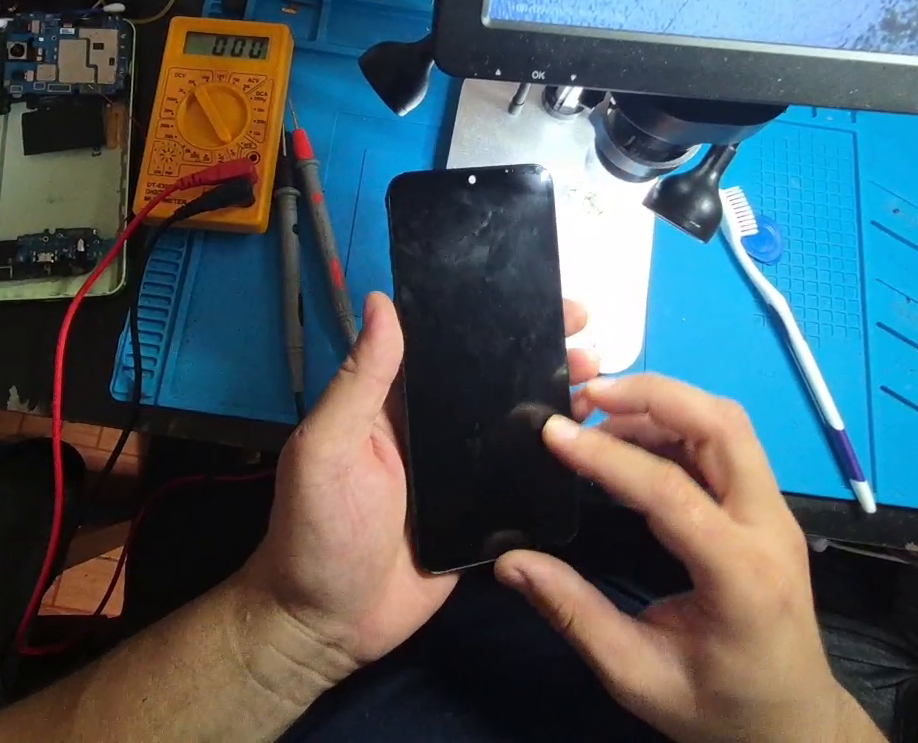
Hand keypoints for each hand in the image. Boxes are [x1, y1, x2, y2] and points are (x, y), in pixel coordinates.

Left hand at [234, 291, 600, 689]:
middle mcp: (433, 424)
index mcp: (395, 398)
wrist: (332, 623)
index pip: (446, 342)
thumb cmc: (318, 527)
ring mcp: (461, 468)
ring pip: (515, 419)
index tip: (536, 294)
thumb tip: (382, 300)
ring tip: (599, 376)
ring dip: (554, 393)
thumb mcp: (328, 446)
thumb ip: (359, 379)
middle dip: (538, 349)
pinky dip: (556, 452)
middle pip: (491, 375)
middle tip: (586, 333)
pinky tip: (591, 436)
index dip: (488, 315)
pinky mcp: (484, 509)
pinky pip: (524, 473)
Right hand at [494, 374, 881, 742]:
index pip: (673, 491)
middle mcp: (769, 527)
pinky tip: (629, 439)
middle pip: (721, 426)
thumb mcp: (639, 678)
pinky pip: (722, 439)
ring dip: (661, 404)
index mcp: (742, 577)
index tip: (553, 432)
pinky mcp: (765, 504)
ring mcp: (775, 510)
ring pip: (725, 422)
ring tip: (598, 414)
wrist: (795, 723)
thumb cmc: (720, 708)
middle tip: (585, 396)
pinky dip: (672, 423)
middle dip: (650, 396)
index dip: (608, 456)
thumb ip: (575, 615)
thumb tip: (511, 562)